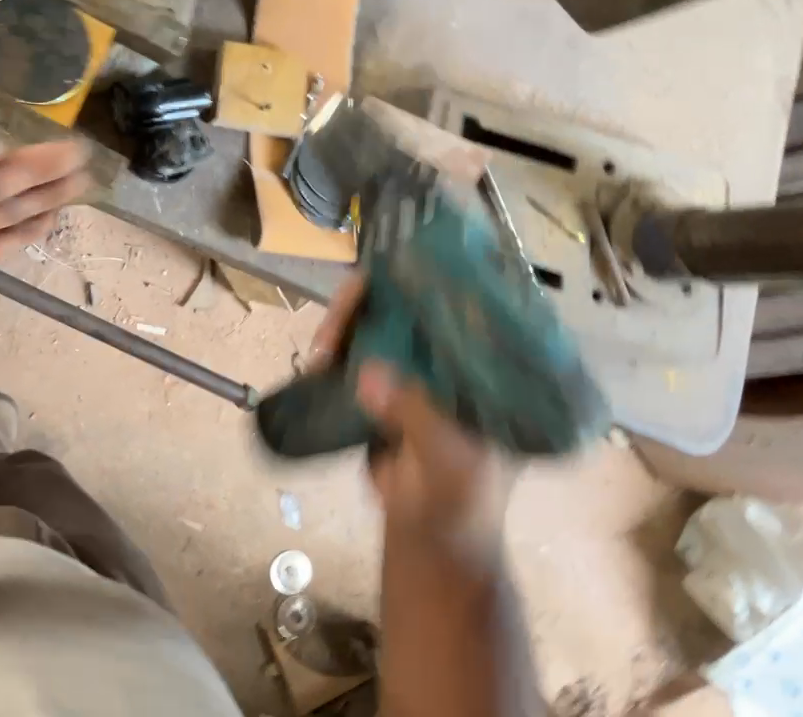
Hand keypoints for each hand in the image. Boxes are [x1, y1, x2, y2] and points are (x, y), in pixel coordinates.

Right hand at [309, 274, 510, 548]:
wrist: (425, 532)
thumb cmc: (458, 498)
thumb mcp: (449, 458)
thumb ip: (415, 416)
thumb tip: (368, 375)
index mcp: (484, 374)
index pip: (461, 314)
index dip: (434, 286)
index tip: (402, 270)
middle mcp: (449, 362)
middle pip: (410, 311)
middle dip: (376, 301)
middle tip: (348, 299)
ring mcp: (411, 371)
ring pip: (375, 326)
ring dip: (346, 323)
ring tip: (323, 343)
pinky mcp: (378, 384)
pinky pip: (351, 353)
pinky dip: (331, 347)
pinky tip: (317, 355)